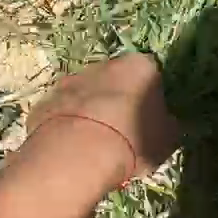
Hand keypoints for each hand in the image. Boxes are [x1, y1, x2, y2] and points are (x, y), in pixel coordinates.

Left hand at [25, 53, 180, 187]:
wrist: (77, 153)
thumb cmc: (132, 140)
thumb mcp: (167, 139)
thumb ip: (169, 126)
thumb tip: (168, 123)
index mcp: (141, 66)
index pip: (152, 73)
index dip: (153, 95)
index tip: (151, 118)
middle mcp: (105, 64)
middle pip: (117, 79)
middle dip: (120, 99)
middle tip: (124, 131)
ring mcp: (72, 79)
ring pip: (88, 93)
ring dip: (92, 110)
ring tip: (96, 144)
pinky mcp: (47, 99)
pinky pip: (64, 111)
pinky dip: (69, 124)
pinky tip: (73, 148)